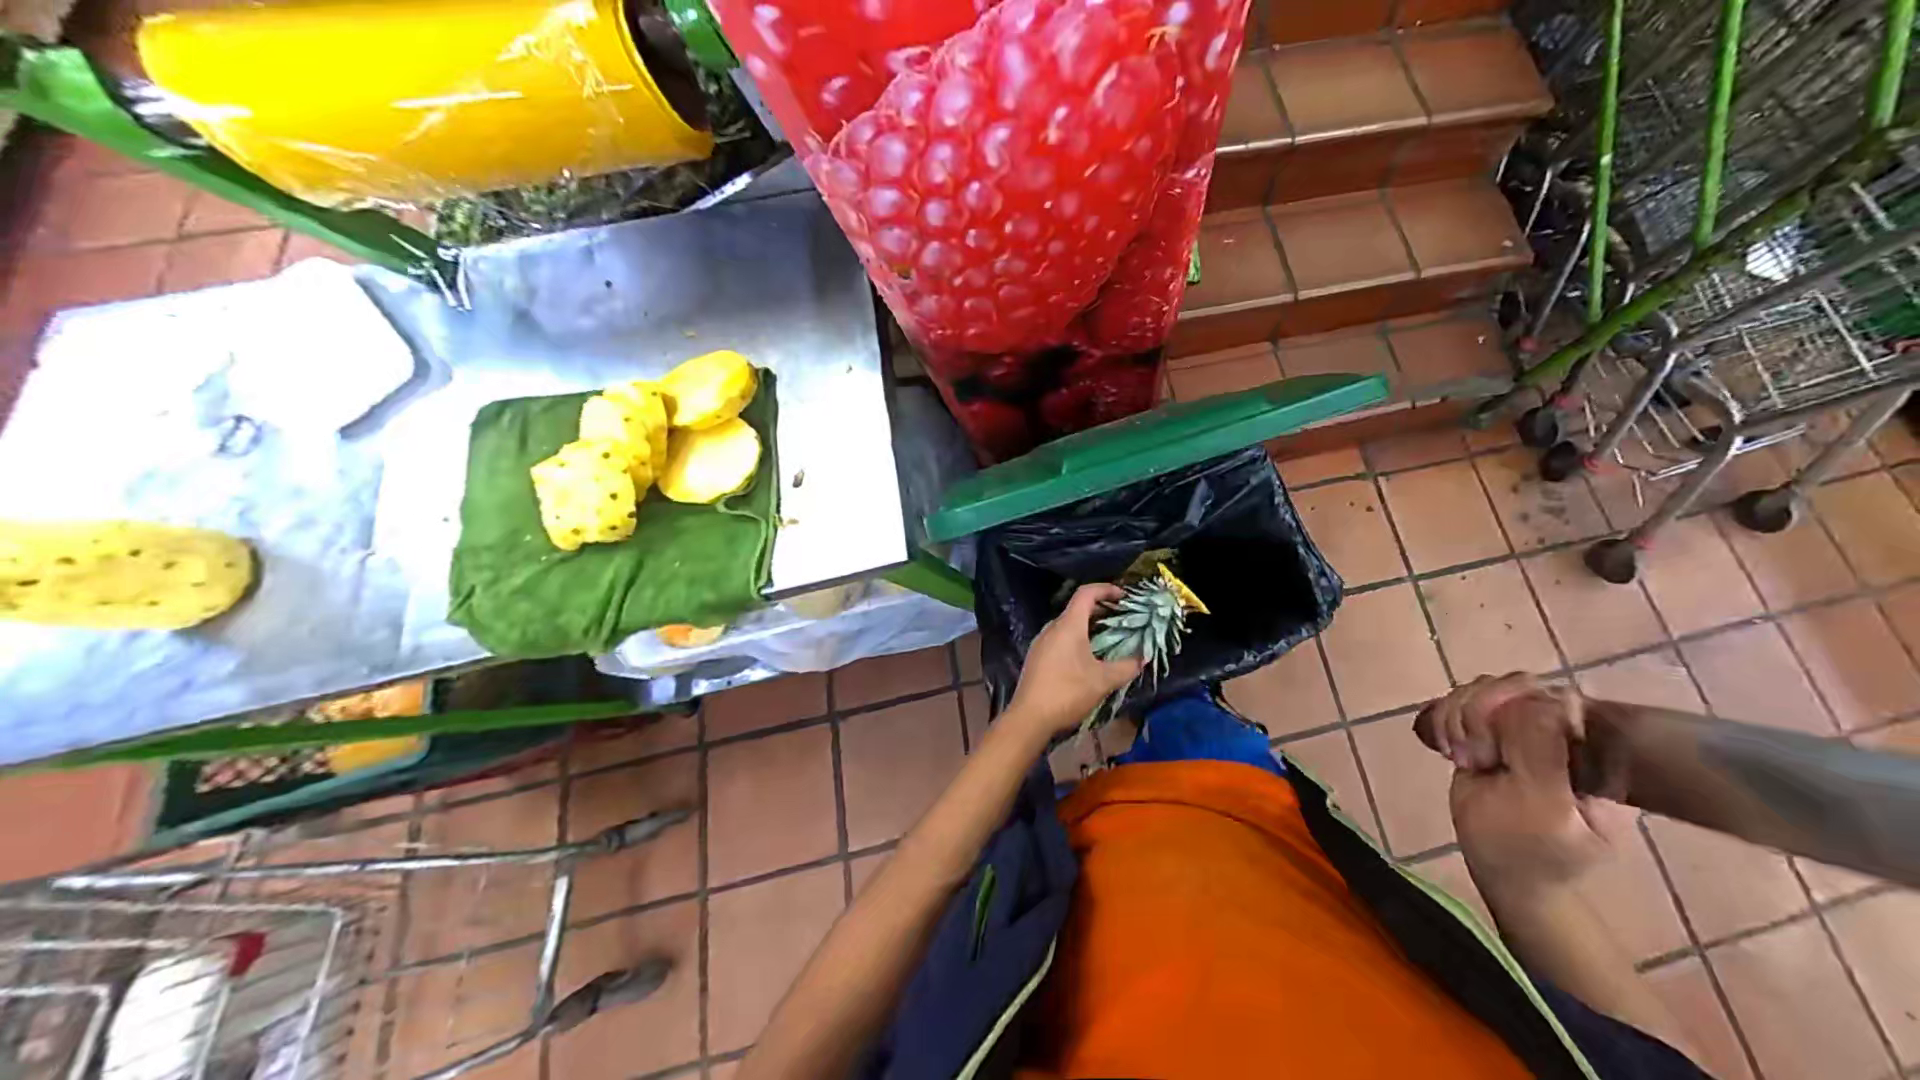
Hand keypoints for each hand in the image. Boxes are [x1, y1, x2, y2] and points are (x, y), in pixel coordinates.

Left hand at [1006, 584, 1144, 737]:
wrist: (1029, 717)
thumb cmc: (1067, 692)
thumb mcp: (1103, 680)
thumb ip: (1126, 666)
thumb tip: (1143, 658)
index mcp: (1068, 625)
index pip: (1086, 593)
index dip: (1106, 589)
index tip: (1125, 597)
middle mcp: (1052, 628)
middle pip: (1078, 609)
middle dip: (1102, 610)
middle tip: (1123, 621)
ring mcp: (1041, 642)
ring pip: (1068, 625)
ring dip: (1089, 627)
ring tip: (1109, 640)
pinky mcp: (1037, 657)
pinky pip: (1060, 639)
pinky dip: (1077, 639)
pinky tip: (1088, 658)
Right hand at [1417, 676, 1612, 904]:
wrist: (1502, 870)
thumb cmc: (1531, 850)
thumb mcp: (1543, 810)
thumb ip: (1543, 754)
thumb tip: (1538, 700)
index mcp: (1595, 750)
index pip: (1555, 698)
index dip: (1515, 709)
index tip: (1492, 746)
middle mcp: (1562, 731)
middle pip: (1516, 685)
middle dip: (1479, 713)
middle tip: (1472, 755)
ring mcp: (1523, 728)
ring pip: (1484, 688)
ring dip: (1457, 717)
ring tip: (1460, 755)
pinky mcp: (1489, 730)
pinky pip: (1460, 701)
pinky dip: (1443, 719)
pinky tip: (1447, 747)